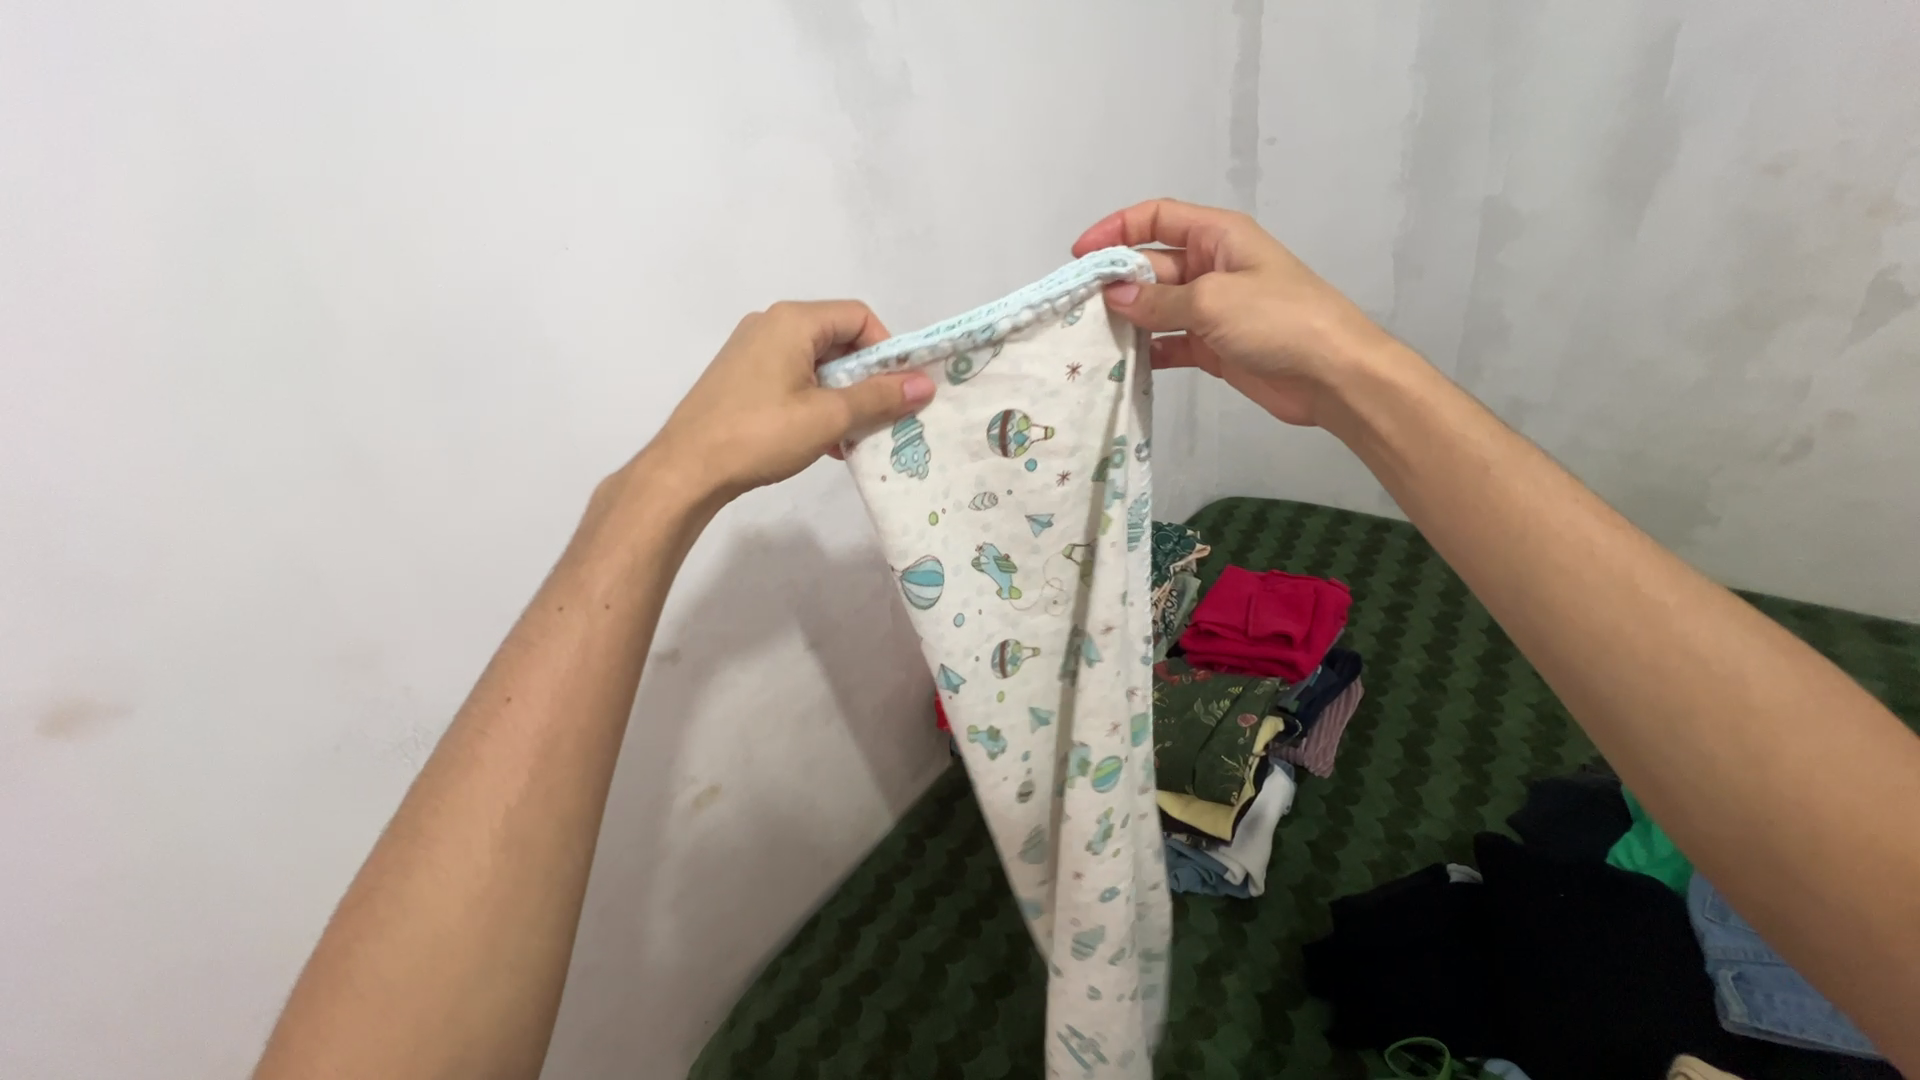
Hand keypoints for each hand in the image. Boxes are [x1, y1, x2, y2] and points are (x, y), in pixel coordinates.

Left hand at [641, 300, 933, 504]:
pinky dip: (817, 404)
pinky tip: (827, 443)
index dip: (888, 350)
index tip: (900, 389)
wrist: (687, 468)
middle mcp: (770, 325)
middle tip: (886, 415)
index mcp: (793, 321)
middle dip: (867, 378)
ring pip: (817, 365)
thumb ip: (879, 397)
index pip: (858, 317)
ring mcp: (752, 352)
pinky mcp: (742, 379)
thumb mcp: (829, 417)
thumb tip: (925, 385)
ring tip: (857, 436)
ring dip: (844, 397)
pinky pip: (794, 380)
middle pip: (838, 340)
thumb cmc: (761, 434)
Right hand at [1072, 199, 1397, 427]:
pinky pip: (1168, 343)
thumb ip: (1158, 300)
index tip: (1080, 256)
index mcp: (1217, 236)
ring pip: (1155, 308)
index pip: (1156, 218)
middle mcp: (1211, 267)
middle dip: (1115, 282)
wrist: (1331, 375)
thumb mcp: (1213, 301)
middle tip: (1077, 307)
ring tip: (1089, 339)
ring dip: (1127, 321)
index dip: (1116, 229)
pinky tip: (1121, 365)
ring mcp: (1211, 309)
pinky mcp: (1212, 347)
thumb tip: (1113, 296)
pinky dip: (1147, 352)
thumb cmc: (1279, 320)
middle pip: (1150, 265)